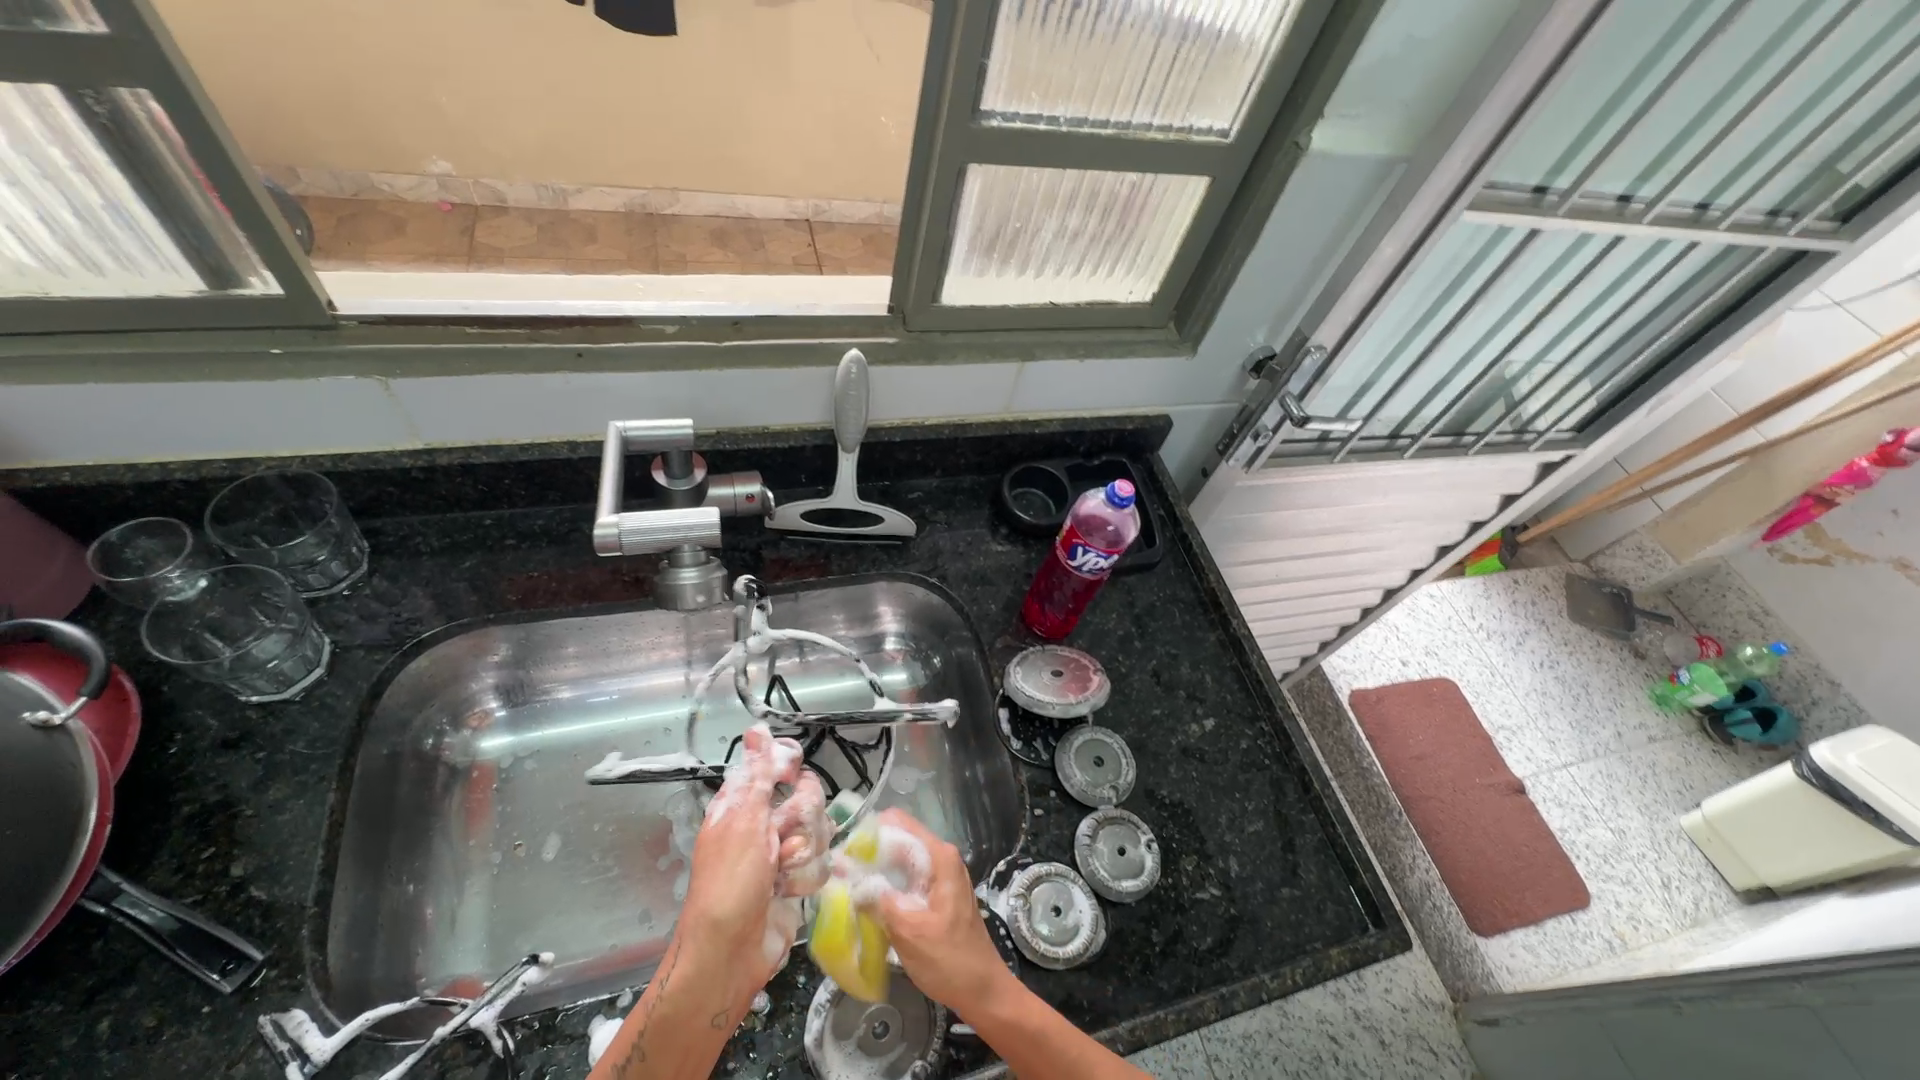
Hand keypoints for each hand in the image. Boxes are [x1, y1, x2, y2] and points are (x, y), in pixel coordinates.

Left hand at [677, 725, 821, 1010]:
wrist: (731, 953)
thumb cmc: (729, 884)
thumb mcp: (743, 822)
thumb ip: (759, 774)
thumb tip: (758, 727)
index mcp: (744, 803)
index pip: (781, 768)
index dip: (790, 774)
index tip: (789, 782)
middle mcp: (766, 824)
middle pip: (811, 799)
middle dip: (802, 822)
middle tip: (781, 841)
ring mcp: (785, 854)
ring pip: (821, 832)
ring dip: (804, 857)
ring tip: (781, 877)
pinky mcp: (800, 881)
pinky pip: (822, 864)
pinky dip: (806, 881)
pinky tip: (787, 894)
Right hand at [865, 809, 1011, 1016]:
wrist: (982, 990)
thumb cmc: (950, 961)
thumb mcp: (910, 931)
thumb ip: (881, 901)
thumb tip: (851, 879)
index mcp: (940, 858)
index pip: (900, 824)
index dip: (871, 832)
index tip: (846, 850)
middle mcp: (942, 859)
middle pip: (900, 840)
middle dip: (870, 852)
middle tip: (840, 870)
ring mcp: (940, 878)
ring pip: (902, 861)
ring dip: (876, 870)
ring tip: (846, 883)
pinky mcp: (936, 895)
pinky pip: (907, 879)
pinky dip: (888, 886)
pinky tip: (867, 900)